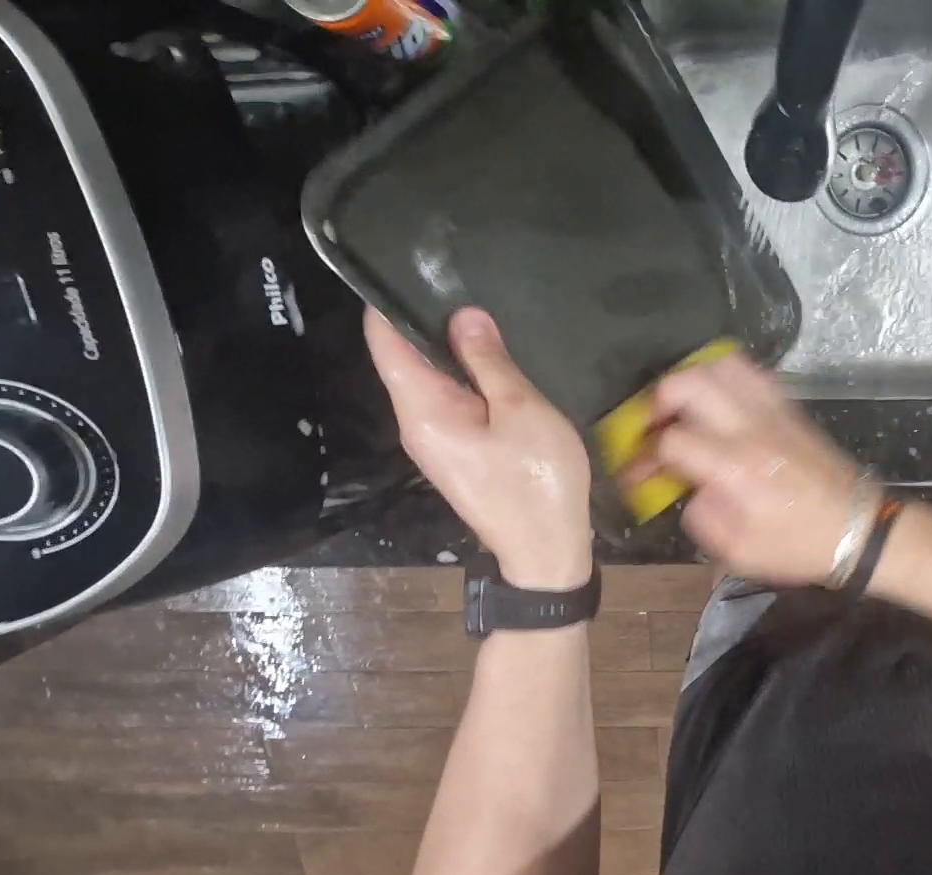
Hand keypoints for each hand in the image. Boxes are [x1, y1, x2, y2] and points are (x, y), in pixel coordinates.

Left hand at [365, 307, 592, 588]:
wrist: (547, 551)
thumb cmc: (537, 481)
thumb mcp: (522, 412)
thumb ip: (490, 362)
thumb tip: (464, 316)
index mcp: (422, 410)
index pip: (385, 340)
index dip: (392, 300)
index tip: (418, 264)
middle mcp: (417, 424)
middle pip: (406, 358)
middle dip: (431, 321)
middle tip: (467, 283)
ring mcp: (436, 442)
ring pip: (432, 381)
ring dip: (454, 351)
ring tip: (487, 318)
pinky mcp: (458, 455)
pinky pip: (451, 403)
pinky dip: (467, 379)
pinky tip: (496, 366)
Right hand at [628, 353, 861, 585]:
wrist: (858, 529)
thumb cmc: (799, 546)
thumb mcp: (739, 551)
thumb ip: (702, 517)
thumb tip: (690, 491)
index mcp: (735, 469)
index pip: (672, 440)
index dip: (644, 456)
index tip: (638, 473)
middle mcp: (751, 430)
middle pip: (690, 384)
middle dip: (658, 401)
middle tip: (653, 425)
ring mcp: (773, 414)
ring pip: (722, 366)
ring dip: (692, 380)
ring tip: (684, 408)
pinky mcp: (790, 410)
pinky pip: (754, 375)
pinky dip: (727, 378)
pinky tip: (720, 402)